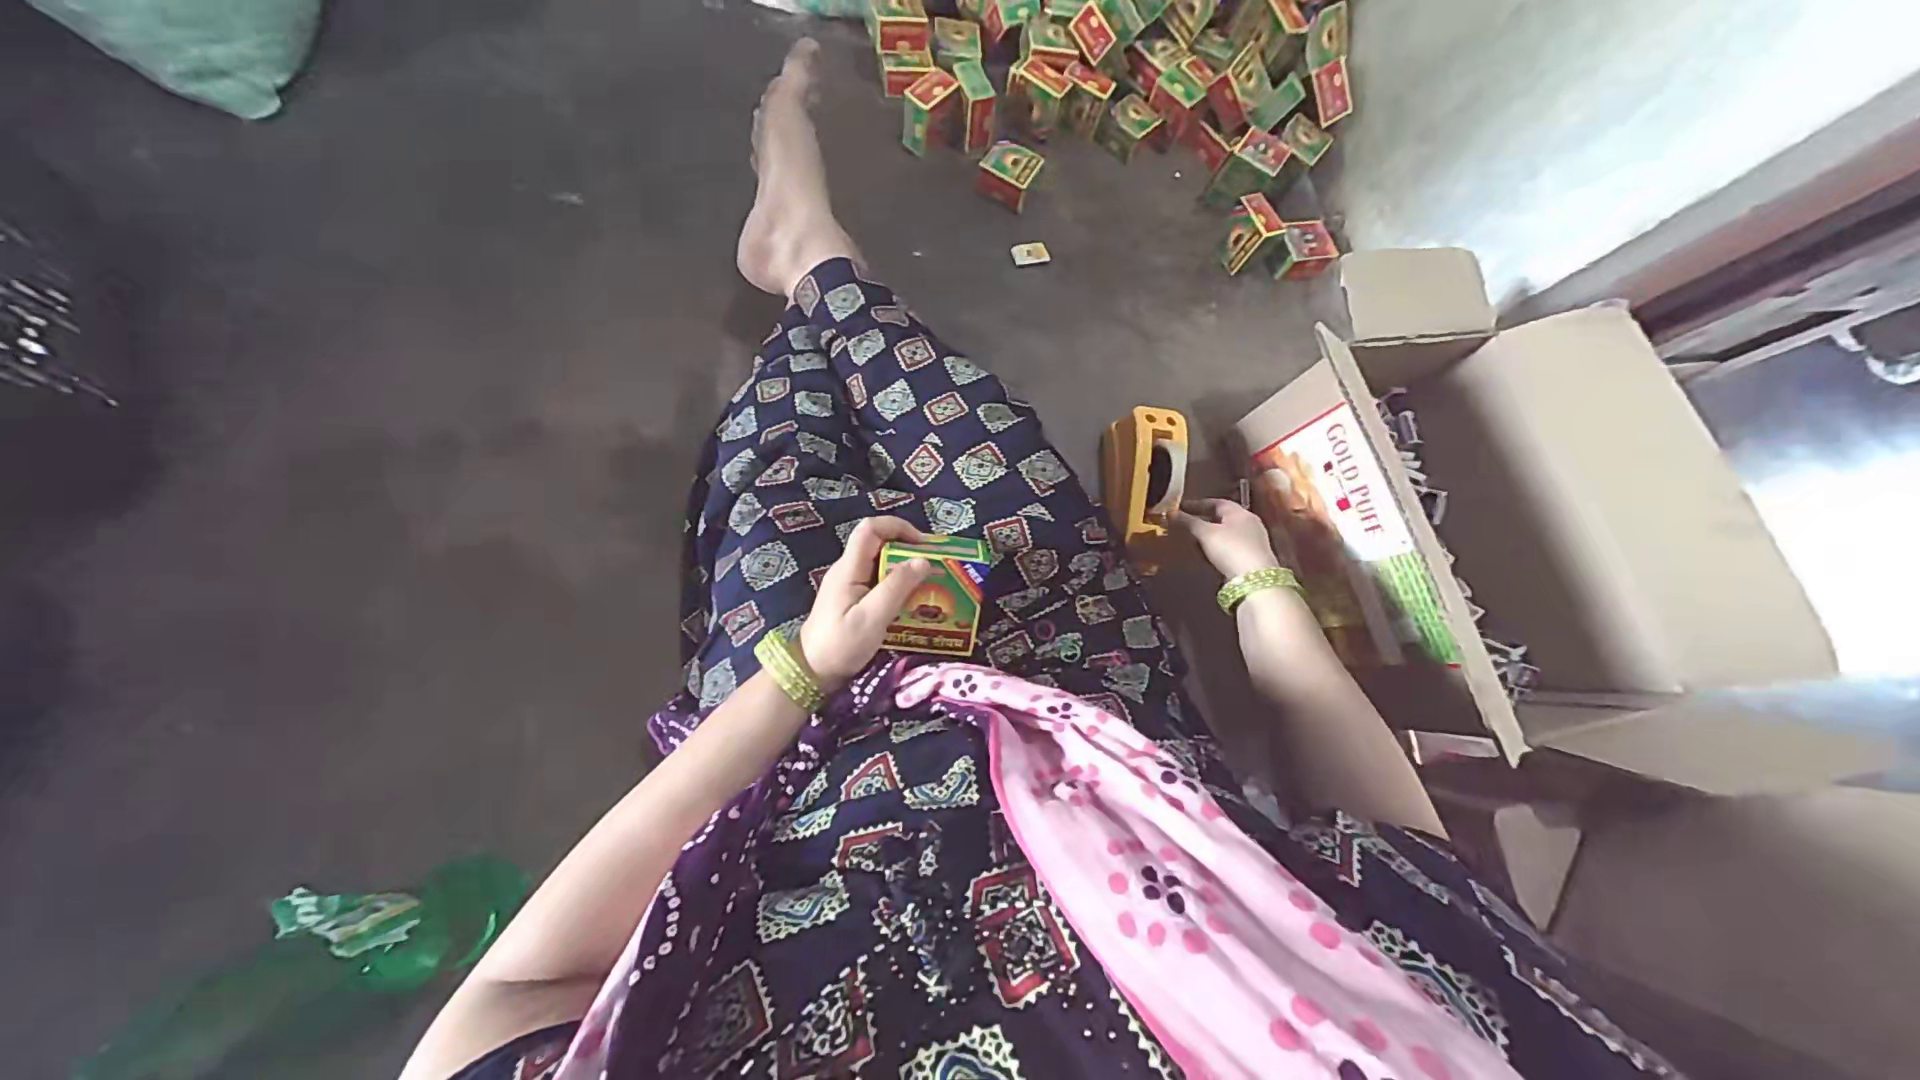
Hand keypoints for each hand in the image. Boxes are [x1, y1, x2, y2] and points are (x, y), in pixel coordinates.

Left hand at [798, 516, 934, 688]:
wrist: (812, 671)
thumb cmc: (840, 645)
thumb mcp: (872, 618)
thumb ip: (897, 587)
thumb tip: (923, 561)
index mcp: (849, 568)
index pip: (871, 528)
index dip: (899, 528)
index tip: (924, 545)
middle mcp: (848, 569)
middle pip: (879, 543)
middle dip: (908, 549)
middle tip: (934, 566)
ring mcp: (849, 583)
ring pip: (881, 562)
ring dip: (905, 568)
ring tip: (929, 583)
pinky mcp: (853, 598)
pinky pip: (879, 580)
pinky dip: (898, 584)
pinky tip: (912, 600)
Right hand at [1173, 498, 1281, 579]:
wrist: (1254, 579)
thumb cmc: (1230, 549)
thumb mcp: (1205, 533)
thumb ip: (1188, 521)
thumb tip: (1171, 512)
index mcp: (1240, 512)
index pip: (1216, 502)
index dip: (1197, 504)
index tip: (1180, 507)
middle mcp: (1249, 522)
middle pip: (1222, 517)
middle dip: (1203, 519)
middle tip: (1185, 523)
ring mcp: (1253, 540)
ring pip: (1227, 532)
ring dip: (1210, 533)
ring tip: (1193, 538)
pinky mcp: (1253, 556)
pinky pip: (1230, 545)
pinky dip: (1217, 545)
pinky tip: (1208, 553)